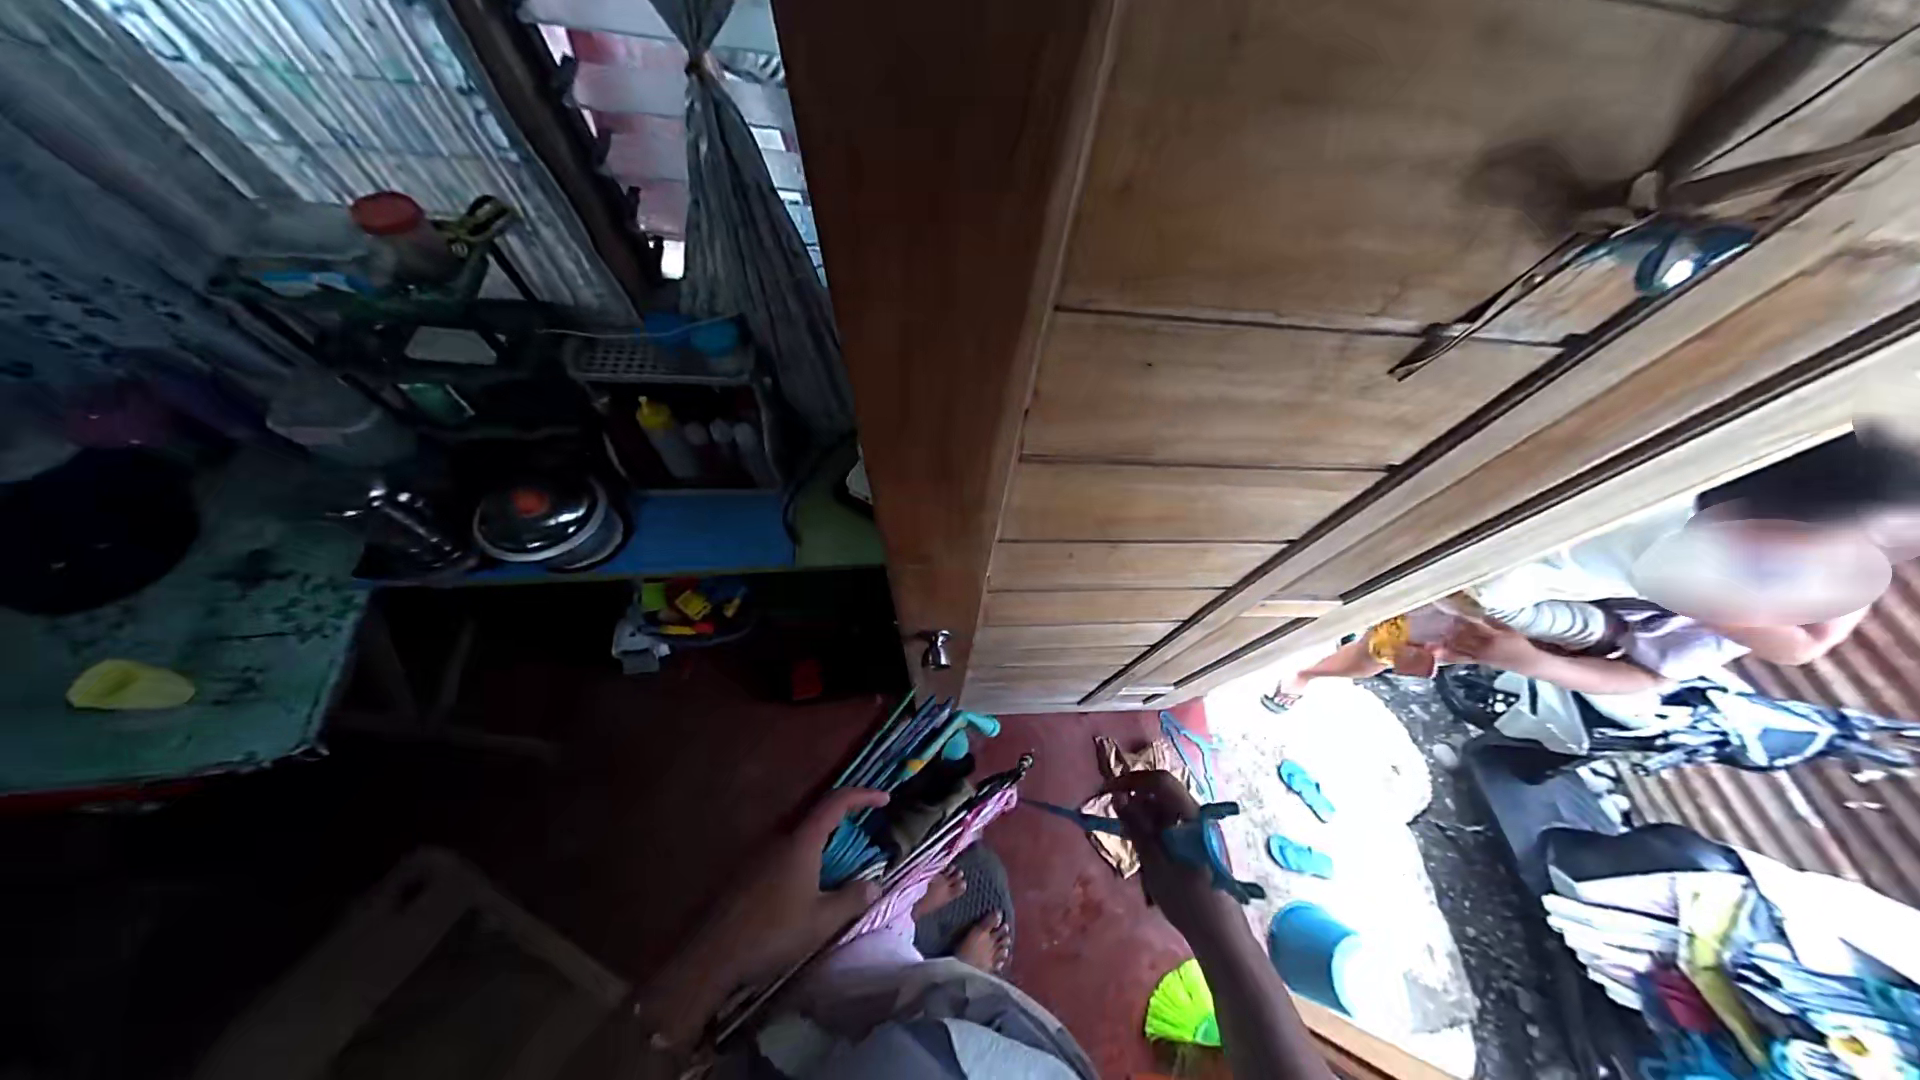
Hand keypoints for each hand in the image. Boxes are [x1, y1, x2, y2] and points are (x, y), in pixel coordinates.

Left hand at [689, 787, 888, 987]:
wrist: (713, 954)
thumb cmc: (772, 933)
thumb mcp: (821, 921)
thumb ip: (852, 899)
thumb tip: (876, 885)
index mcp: (802, 842)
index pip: (836, 802)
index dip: (862, 795)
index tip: (884, 799)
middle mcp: (781, 838)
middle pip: (818, 816)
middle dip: (844, 819)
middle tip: (865, 835)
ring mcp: (761, 853)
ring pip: (800, 837)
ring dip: (824, 843)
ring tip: (840, 867)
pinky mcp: (748, 871)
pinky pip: (785, 853)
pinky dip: (805, 859)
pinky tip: (807, 887)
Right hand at [1105, 771, 1240, 942]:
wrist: (1221, 935)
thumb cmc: (1187, 900)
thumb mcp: (1155, 863)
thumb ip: (1136, 827)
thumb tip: (1118, 796)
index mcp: (1192, 816)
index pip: (1161, 781)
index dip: (1133, 780)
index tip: (1108, 792)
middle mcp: (1199, 816)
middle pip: (1164, 792)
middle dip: (1136, 798)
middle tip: (1116, 817)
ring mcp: (1201, 829)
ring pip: (1166, 807)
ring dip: (1144, 814)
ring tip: (1129, 835)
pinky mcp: (1200, 842)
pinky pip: (1172, 822)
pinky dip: (1155, 826)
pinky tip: (1145, 845)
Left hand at [1432, 617, 1543, 671]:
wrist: (1526, 662)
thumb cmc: (1517, 643)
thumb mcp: (1508, 629)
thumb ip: (1491, 621)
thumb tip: (1474, 612)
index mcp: (1493, 636)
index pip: (1474, 626)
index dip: (1460, 619)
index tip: (1448, 612)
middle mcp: (1483, 646)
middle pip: (1462, 636)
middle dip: (1448, 630)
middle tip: (1434, 623)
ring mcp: (1478, 655)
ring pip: (1458, 647)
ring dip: (1443, 641)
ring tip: (1430, 635)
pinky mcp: (1475, 661)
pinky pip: (1458, 658)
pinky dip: (1446, 655)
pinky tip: (1433, 652)